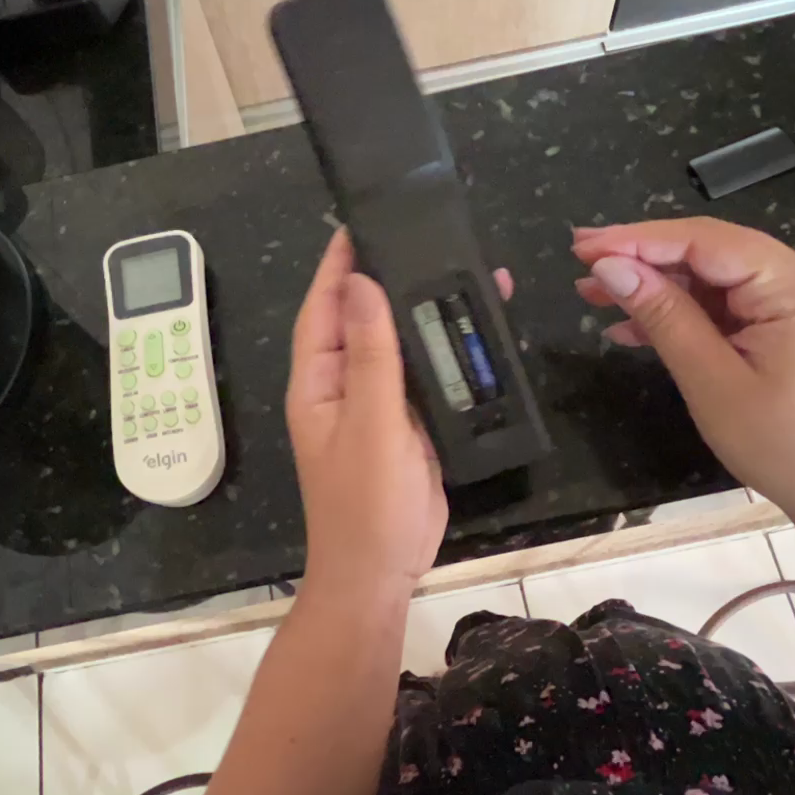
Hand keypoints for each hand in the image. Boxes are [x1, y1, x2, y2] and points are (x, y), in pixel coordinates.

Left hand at [286, 231, 445, 587]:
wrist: (382, 571)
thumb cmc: (366, 505)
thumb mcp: (370, 426)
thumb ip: (370, 357)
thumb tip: (364, 285)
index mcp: (319, 382)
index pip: (325, 308)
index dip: (339, 266)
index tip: (361, 223)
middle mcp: (344, 386)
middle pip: (364, 320)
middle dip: (390, 282)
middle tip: (427, 240)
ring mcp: (377, 406)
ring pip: (399, 347)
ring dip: (424, 314)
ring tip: (464, 274)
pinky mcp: (408, 424)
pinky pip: (424, 378)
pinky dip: (445, 353)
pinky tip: (475, 332)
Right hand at [572, 218, 794, 524]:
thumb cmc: (783, 447)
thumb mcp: (711, 381)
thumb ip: (663, 316)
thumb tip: (610, 269)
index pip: (705, 241)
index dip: (638, 239)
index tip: (583, 247)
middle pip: (711, 255)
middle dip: (643, 260)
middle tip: (581, 264)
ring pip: (715, 282)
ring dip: (657, 290)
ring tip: (594, 297)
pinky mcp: (794, 329)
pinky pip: (730, 310)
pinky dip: (685, 317)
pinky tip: (635, 328)